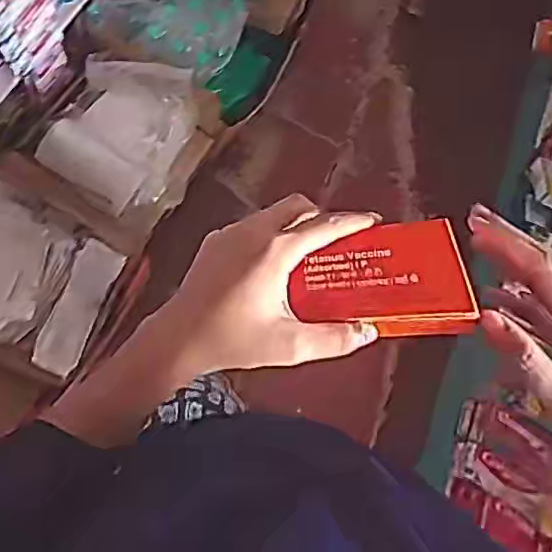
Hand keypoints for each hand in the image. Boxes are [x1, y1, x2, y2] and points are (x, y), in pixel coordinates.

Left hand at [46, 196, 380, 446]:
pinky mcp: (216, 239)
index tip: (372, 221)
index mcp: (276, 251)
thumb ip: (333, 339)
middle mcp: (255, 231)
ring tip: (306, 255)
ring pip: (274, 213)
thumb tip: (365, 332)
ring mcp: (232, 231)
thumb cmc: (233, 340)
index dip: (352, 222)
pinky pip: (252, 225)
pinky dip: (270, 234)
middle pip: (298, 206)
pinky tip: (269, 266)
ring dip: (294, 225)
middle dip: (321, 217)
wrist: (179, 336)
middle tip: (337, 240)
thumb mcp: (289, 345)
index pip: (324, 226)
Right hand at [469, 204, 551, 551]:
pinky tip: (501, 306)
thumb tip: (489, 319)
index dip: (511, 245)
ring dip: (512, 271)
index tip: (479, 226)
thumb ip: (533, 365)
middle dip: (510, 245)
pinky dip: (519, 306)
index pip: (548, 273)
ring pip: (545, 294)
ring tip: (481, 255)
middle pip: (547, 274)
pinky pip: (547, 321)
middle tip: (475, 224)